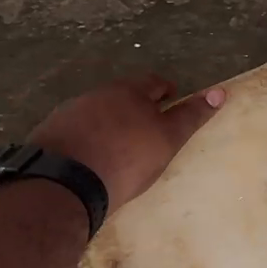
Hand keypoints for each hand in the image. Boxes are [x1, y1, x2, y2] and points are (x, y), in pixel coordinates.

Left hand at [27, 74, 224, 216]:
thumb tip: (220, 91)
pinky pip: (73, 132)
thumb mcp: (167, 139)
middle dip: (134, 106)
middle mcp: (95, 95)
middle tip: (146, 125)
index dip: (165, 90)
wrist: (61, 186)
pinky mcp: (45, 138)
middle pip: (121, 95)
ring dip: (108, 123)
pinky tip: (89, 159)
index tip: (171, 101)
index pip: (153, 81)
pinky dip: (85, 140)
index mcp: (128, 91)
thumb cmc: (126, 158)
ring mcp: (66, 116)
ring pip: (95, 112)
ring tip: (117, 146)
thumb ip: (191, 116)